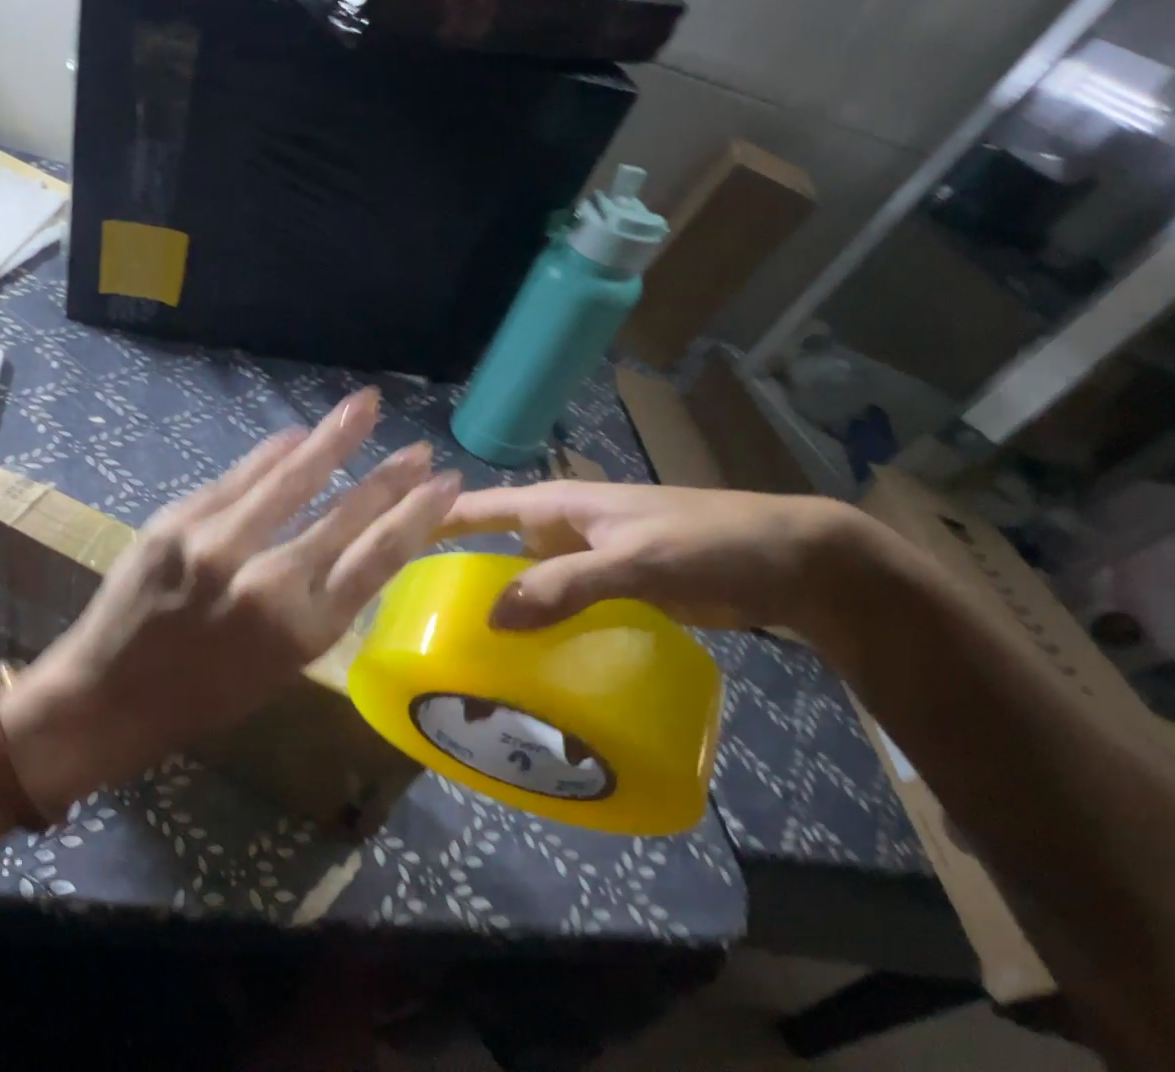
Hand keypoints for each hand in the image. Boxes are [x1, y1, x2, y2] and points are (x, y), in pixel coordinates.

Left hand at [6, 389, 462, 809]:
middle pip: (346, 514)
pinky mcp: (176, 525)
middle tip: (421, 449)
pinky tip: (297, 433)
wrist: (111, 697)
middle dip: (390, 478)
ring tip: (365, 406)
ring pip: (291, 480)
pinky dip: (269, 455)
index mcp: (306, 630)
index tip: (447, 485)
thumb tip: (351, 542)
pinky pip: (236, 479)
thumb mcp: (281, 666)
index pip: (380, 556)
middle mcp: (270, 583)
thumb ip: (319, 605)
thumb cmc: (205, 696)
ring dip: (333, 440)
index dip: (418, 515)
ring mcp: (218, 546)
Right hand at [438, 481, 872, 632]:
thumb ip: (566, 584)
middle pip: (491, 551)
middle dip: (453, 578)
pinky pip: (555, 612)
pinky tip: (518, 667)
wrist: (792, 564)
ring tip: (453, 654)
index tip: (382, 548)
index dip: (431, 521)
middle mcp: (561, 532)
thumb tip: (492, 618)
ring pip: (522, 585)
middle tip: (413, 624)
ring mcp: (585, 566)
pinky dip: (534, 632)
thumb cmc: (712, 542)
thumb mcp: (636, 560)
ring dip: (493, 611)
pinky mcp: (609, 596)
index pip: (478, 509)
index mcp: (558, 506)